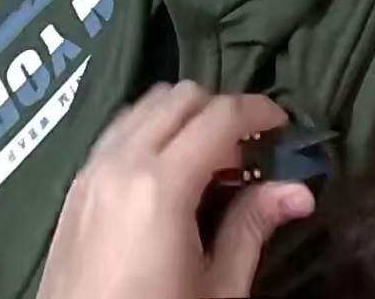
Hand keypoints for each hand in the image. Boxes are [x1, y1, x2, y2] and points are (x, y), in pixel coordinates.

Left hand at [37, 82, 316, 298]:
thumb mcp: (216, 293)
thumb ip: (252, 228)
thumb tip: (298, 191)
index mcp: (161, 185)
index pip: (219, 117)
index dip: (257, 110)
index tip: (282, 123)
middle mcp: (123, 160)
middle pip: (181, 96)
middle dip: (220, 109)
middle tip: (247, 147)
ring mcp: (94, 166)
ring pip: (147, 103)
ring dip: (184, 113)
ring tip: (210, 155)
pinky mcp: (77, 182)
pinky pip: (121, 127)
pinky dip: (151, 126)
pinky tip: (168, 165)